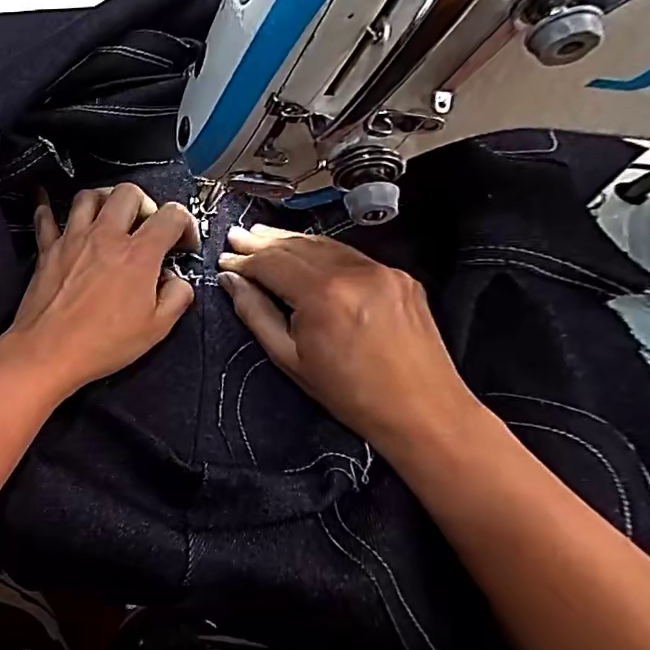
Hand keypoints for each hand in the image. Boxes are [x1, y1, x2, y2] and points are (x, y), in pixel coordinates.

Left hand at [0, 183, 199, 396]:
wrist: (48, 352)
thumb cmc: (100, 343)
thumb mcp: (157, 328)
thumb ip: (178, 296)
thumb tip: (177, 281)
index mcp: (138, 255)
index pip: (171, 216)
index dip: (185, 224)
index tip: (182, 242)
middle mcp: (106, 237)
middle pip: (128, 192)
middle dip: (145, 202)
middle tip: (147, 223)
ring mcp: (74, 240)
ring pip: (89, 196)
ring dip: (104, 199)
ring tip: (111, 215)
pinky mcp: (49, 250)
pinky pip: (46, 218)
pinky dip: (50, 210)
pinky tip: (53, 211)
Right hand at [218, 225, 475, 450]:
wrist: (423, 412)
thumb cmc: (355, 395)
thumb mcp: (290, 360)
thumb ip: (256, 314)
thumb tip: (233, 283)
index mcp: (323, 295)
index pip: (271, 263)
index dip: (244, 260)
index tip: (226, 260)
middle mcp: (354, 273)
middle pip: (296, 246)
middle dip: (262, 242)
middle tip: (238, 239)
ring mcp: (381, 271)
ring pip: (324, 244)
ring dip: (291, 241)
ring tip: (265, 237)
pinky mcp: (399, 277)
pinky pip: (351, 255)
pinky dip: (323, 251)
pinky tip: (307, 252)